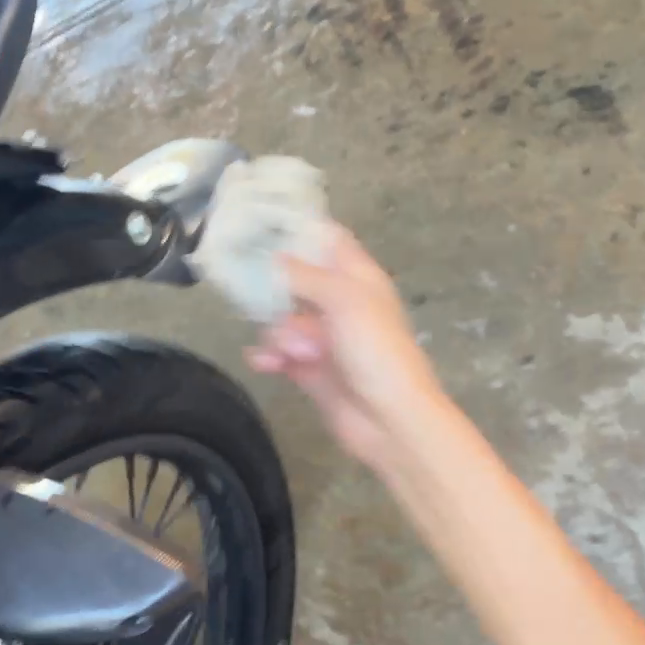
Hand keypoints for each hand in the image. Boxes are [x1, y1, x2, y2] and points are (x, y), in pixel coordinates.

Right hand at [245, 225, 446, 476]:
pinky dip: (270, 356)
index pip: (328, 241)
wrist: (389, 419)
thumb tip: (273, 258)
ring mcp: (324, 338)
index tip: (261, 224)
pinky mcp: (309, 369)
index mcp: (358, 279)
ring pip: (283, 320)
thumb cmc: (376, 350)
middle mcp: (340, 304)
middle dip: (275, 289)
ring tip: (292, 351)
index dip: (300, 230)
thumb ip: (306, 276)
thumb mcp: (344, 300)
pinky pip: (279, 353)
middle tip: (254, 293)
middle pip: (296, 281)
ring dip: (279, 332)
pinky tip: (266, 363)